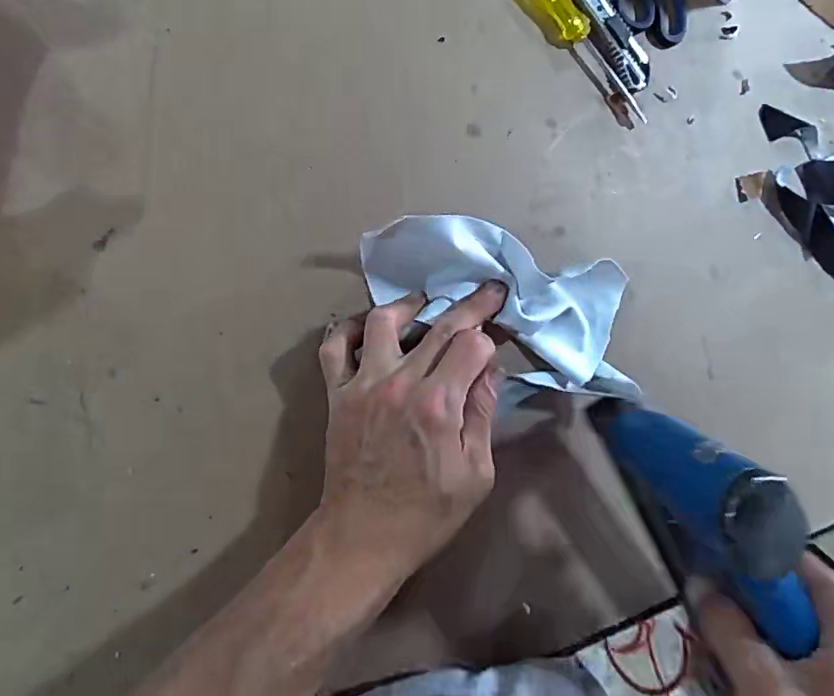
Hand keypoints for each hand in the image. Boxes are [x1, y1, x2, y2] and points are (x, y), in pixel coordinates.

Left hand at [311, 282, 506, 587]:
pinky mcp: (337, 393)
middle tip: (488, 292)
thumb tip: (490, 369)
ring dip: (410, 305)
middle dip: (471, 305)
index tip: (499, 337)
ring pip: (384, 320)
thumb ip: (484, 413)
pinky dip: (350, 327)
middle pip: (441, 324)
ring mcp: (364, 384)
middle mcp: (401, 383)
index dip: (491, 337)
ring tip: (426, 305)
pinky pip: (335, 346)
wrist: (360, 540)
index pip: (472, 345)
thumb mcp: (477, 473)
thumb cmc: (427, 513)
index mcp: (438, 405)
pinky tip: (370, 326)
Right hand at [698, 554, 833, 695]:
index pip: (785, 564)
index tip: (726, 611)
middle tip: (752, 675)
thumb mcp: (771, 694)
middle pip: (807, 604)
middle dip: (772, 635)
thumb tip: (702, 587)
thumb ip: (729, 634)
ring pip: (832, 641)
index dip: (748, 586)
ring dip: (800, 663)